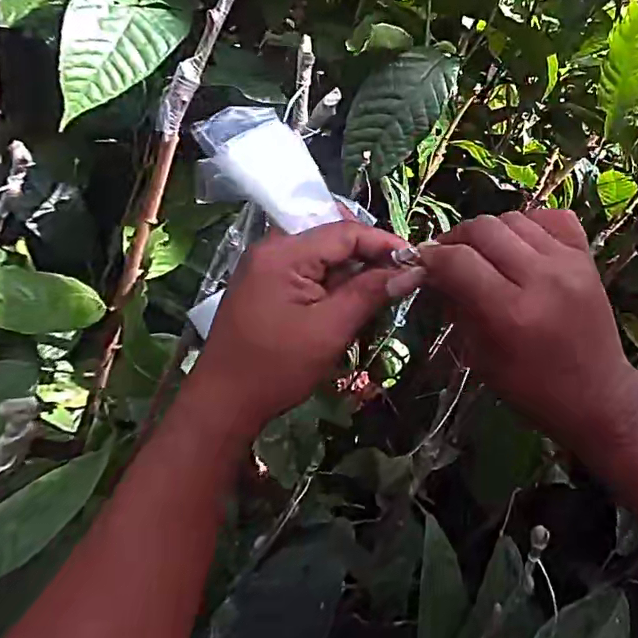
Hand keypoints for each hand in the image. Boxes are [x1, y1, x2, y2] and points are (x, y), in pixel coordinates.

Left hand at [192, 221, 409, 433]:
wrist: (221, 406)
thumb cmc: (276, 367)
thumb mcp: (331, 329)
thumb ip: (371, 292)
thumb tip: (412, 269)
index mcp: (283, 252)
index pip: (345, 232)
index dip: (384, 243)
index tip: (415, 262)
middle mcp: (272, 248)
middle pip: (334, 237)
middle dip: (369, 255)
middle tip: (400, 276)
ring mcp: (266, 266)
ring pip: (324, 254)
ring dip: (353, 270)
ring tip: (380, 292)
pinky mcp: (267, 284)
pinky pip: (310, 270)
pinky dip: (334, 282)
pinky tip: (350, 302)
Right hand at [414, 210, 637, 449]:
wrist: (598, 394)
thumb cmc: (533, 388)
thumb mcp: (481, 357)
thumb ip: (456, 308)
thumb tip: (432, 271)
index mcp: (511, 312)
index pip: (458, 261)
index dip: (431, 258)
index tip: (421, 264)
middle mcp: (542, 278)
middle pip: (484, 228)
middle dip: (457, 239)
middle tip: (449, 258)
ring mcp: (568, 263)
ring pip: (514, 218)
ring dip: (491, 232)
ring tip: (485, 254)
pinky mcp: (587, 257)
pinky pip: (552, 217)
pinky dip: (530, 224)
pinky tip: (522, 245)